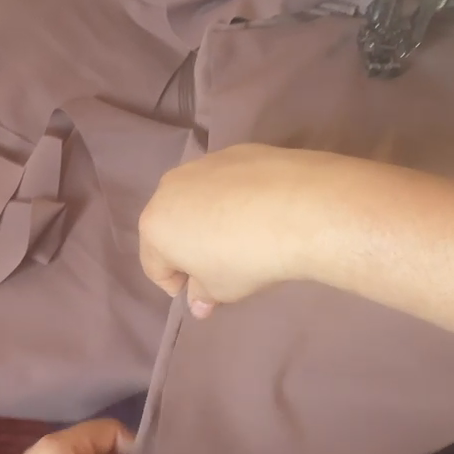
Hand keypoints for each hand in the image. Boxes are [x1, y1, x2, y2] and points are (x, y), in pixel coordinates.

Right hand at [138, 143, 355, 316]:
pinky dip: (235, 196)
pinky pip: (226, 181)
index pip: (155, 265)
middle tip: (221, 264)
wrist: (299, 209)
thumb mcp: (222, 289)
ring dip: (210, 217)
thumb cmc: (246, 258)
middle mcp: (169, 189)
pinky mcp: (235, 151)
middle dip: (189, 246)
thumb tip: (199, 303)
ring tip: (244, 233)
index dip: (176, 284)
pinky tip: (262, 209)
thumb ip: (203, 295)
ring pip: (197, 198)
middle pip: (171, 225)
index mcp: (155, 225)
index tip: (202, 293)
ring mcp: (202, 164)